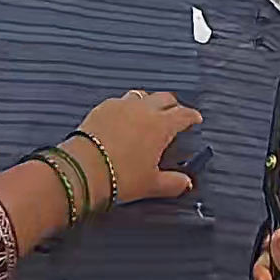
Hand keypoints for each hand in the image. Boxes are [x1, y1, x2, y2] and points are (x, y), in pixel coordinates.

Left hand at [64, 91, 202, 206]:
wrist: (85, 168)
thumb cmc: (120, 176)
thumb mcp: (151, 184)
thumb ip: (173, 183)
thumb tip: (186, 183)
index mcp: (161, 125)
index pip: (184, 114)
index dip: (192, 116)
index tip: (195, 119)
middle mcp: (144, 109)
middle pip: (165, 98)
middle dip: (173, 105)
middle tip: (175, 114)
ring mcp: (122, 105)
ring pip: (142, 95)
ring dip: (149, 102)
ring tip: (149, 112)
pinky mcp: (102, 107)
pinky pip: (120, 101)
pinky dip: (126, 107)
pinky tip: (123, 117)